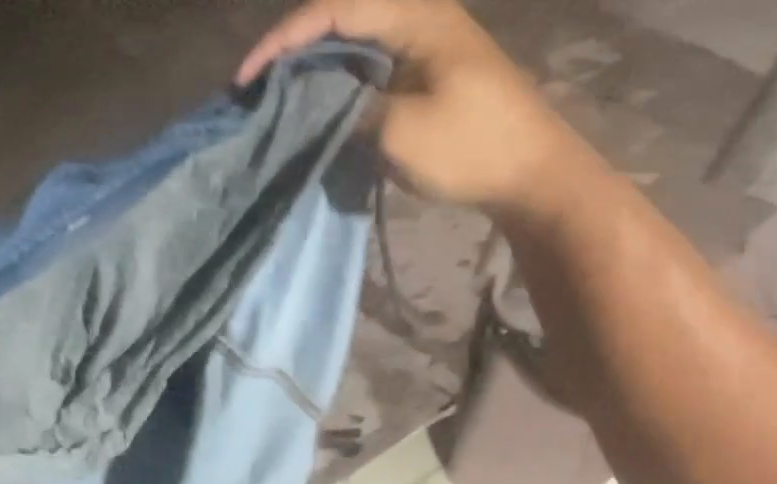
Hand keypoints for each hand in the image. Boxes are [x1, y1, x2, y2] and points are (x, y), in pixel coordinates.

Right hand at [237, 0, 582, 213]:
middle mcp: (417, 20)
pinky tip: (309, 107)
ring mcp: (421, 47)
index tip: (245, 76)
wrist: (531, 174)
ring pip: (348, 44)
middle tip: (250, 87)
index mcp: (416, 18)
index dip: (282, 39)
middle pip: (338, 18)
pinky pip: (364, 67)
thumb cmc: (470, 147)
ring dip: (308, 68)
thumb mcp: (397, 130)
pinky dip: (331, 84)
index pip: (334, 9)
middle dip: (289, 50)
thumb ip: (344, 107)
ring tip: (270, 98)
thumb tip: (304, 101)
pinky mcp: (421, 75)